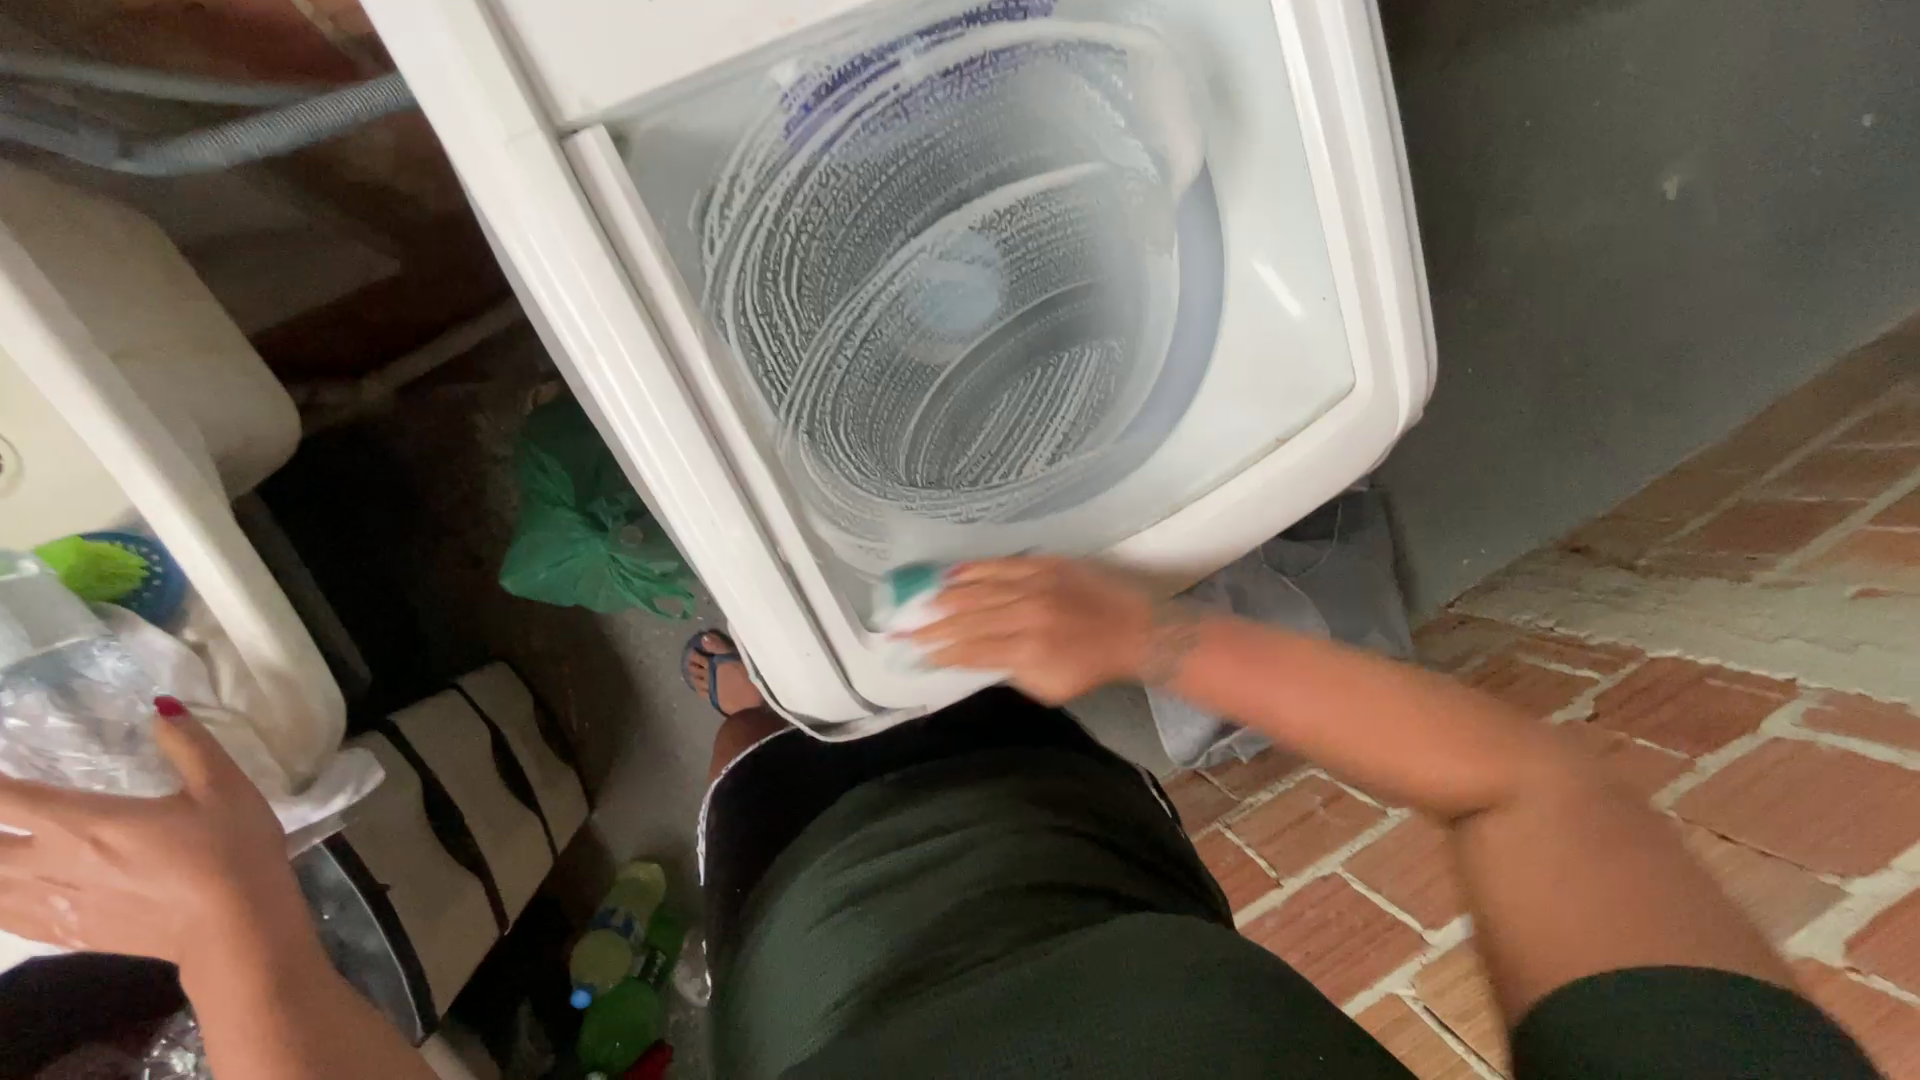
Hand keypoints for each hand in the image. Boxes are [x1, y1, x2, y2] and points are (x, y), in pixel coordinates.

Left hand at [0, 698, 315, 981]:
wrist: (234, 921)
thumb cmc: (233, 846)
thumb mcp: (226, 787)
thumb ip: (190, 747)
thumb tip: (161, 708)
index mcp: (86, 821)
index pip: (7, 798)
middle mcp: (52, 861)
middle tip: (2, 814)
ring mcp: (53, 901)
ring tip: (8, 851)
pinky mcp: (66, 930)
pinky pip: (3, 916)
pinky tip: (9, 891)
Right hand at [910, 557, 1161, 703]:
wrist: (1135, 631)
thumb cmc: (1092, 666)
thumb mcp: (1050, 687)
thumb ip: (1011, 673)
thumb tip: (977, 661)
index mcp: (1027, 650)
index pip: (971, 651)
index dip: (941, 653)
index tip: (919, 654)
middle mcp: (1026, 614)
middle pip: (968, 619)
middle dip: (934, 626)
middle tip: (908, 628)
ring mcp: (1035, 585)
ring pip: (980, 589)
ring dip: (947, 597)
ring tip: (923, 601)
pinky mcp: (1045, 565)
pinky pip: (1002, 564)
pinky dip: (975, 569)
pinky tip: (953, 573)